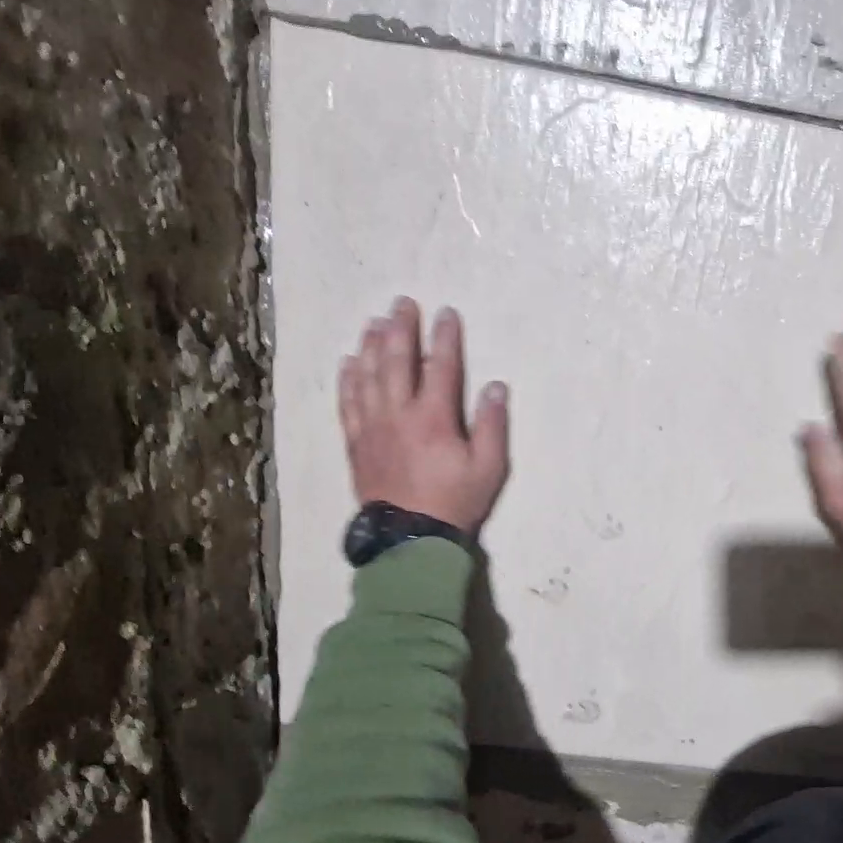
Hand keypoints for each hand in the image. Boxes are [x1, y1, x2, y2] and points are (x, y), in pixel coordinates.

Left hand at [339, 298, 509, 533]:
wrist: (411, 538)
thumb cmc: (456, 502)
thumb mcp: (489, 468)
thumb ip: (492, 425)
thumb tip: (495, 387)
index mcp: (434, 418)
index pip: (441, 367)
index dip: (445, 337)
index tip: (447, 313)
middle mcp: (399, 414)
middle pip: (397, 361)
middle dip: (401, 329)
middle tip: (402, 304)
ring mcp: (373, 427)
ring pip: (368, 376)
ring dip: (371, 346)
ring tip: (374, 322)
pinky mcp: (357, 443)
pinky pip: (348, 402)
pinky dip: (347, 379)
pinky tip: (348, 362)